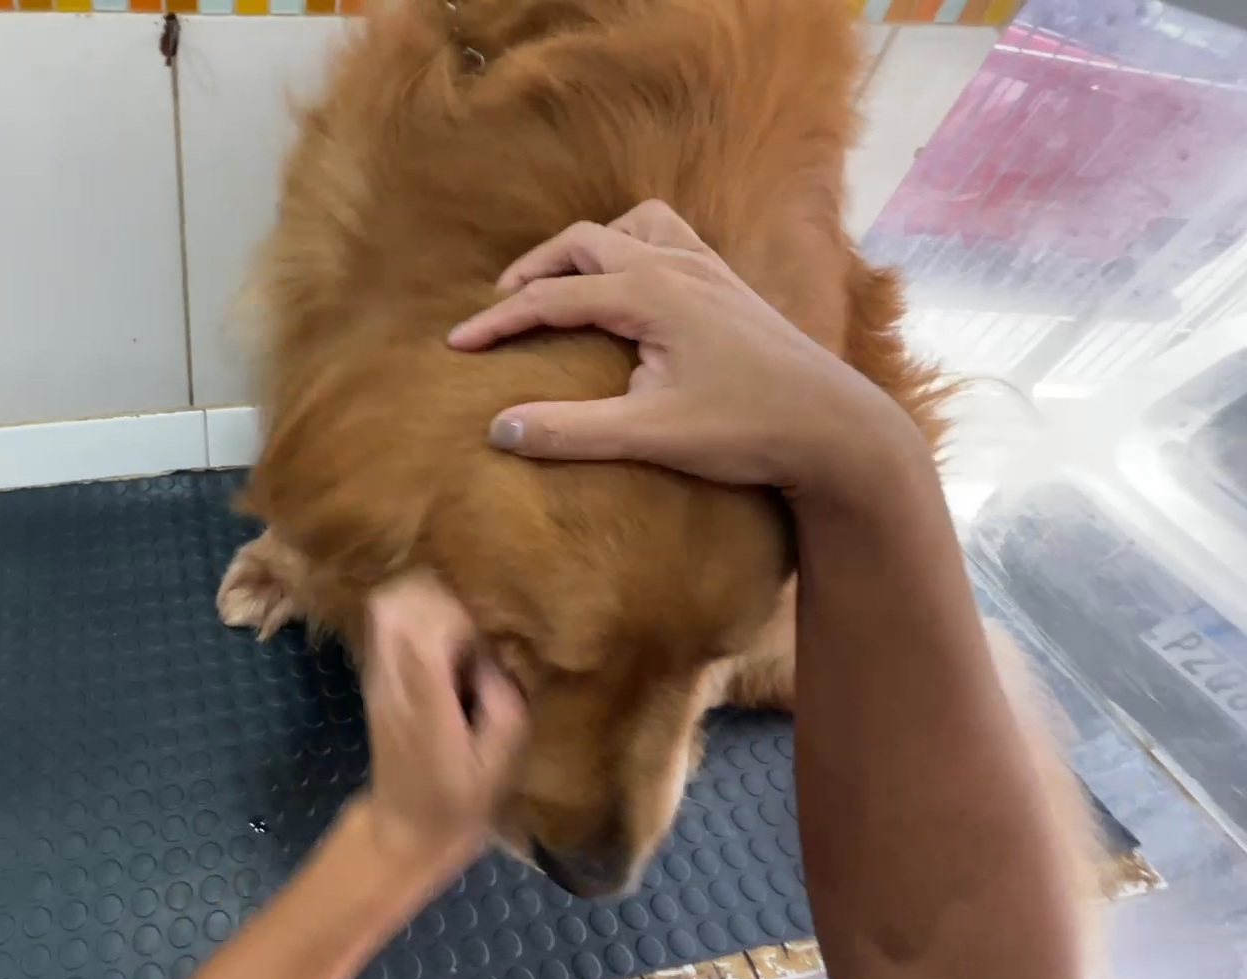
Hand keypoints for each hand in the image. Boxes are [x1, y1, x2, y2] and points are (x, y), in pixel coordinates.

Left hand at [358, 573, 529, 880]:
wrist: (405, 828)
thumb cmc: (460, 801)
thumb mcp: (501, 764)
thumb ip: (504, 702)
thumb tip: (497, 653)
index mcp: (424, 709)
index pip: (422, 636)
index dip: (455, 610)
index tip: (489, 617)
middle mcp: (390, 684)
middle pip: (391, 607)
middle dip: (436, 594)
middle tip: (474, 610)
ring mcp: (375, 678)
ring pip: (382, 609)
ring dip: (422, 599)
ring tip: (460, 618)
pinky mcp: (373, 677)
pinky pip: (383, 624)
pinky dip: (412, 611)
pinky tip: (443, 629)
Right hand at [447, 200, 927, 498]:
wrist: (837, 429)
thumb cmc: (745, 430)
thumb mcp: (647, 435)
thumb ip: (567, 431)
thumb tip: (497, 428)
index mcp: (651, 294)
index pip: (552, 298)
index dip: (497, 321)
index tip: (456, 344)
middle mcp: (677, 266)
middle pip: (583, 243)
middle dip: (532, 271)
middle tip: (498, 309)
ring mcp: (707, 269)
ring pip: (629, 228)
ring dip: (583, 250)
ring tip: (558, 286)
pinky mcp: (726, 284)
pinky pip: (667, 238)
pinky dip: (628, 247)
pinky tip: (626, 284)